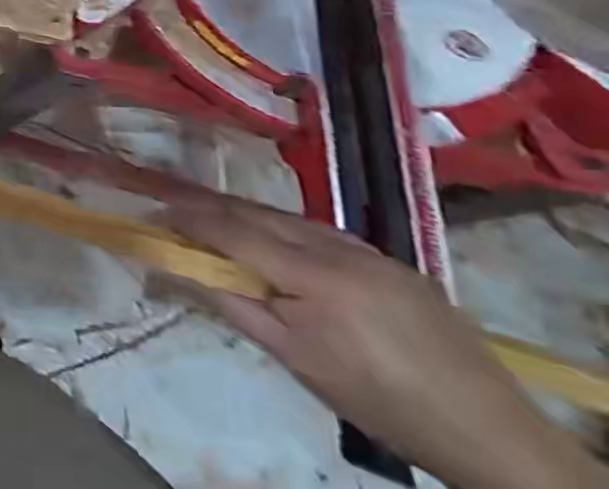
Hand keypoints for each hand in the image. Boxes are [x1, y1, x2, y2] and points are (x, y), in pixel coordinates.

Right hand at [169, 198, 602, 488]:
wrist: (489, 434)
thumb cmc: (375, 399)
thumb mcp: (292, 356)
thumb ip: (230, 301)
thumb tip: (172, 266)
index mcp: (316, 276)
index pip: (234, 231)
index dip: (188, 219)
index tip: (152, 213)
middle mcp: (343, 250)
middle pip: (259, 214)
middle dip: (208, 207)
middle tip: (169, 207)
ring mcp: (374, 253)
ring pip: (289, 218)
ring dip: (243, 214)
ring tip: (208, 218)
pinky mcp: (394, 263)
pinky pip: (320, 232)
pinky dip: (281, 228)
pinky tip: (270, 239)